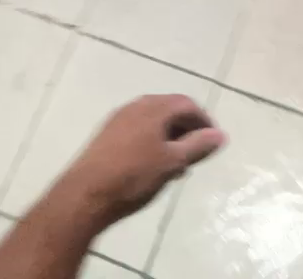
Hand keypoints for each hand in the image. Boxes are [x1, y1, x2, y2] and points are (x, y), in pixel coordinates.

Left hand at [51, 94, 226, 225]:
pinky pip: (137, 130)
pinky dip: (151, 141)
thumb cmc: (132, 177)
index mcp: (155, 107)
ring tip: (174, 162)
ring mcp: (118, 119)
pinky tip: (150, 164)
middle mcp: (137, 105)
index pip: (188, 104)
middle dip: (186, 129)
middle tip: (195, 151)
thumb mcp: (172, 163)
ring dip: (168, 136)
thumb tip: (221, 135)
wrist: (81, 198)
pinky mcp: (105, 135)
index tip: (212, 141)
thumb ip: (198, 146)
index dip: (204, 121)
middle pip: (170, 109)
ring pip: (153, 121)